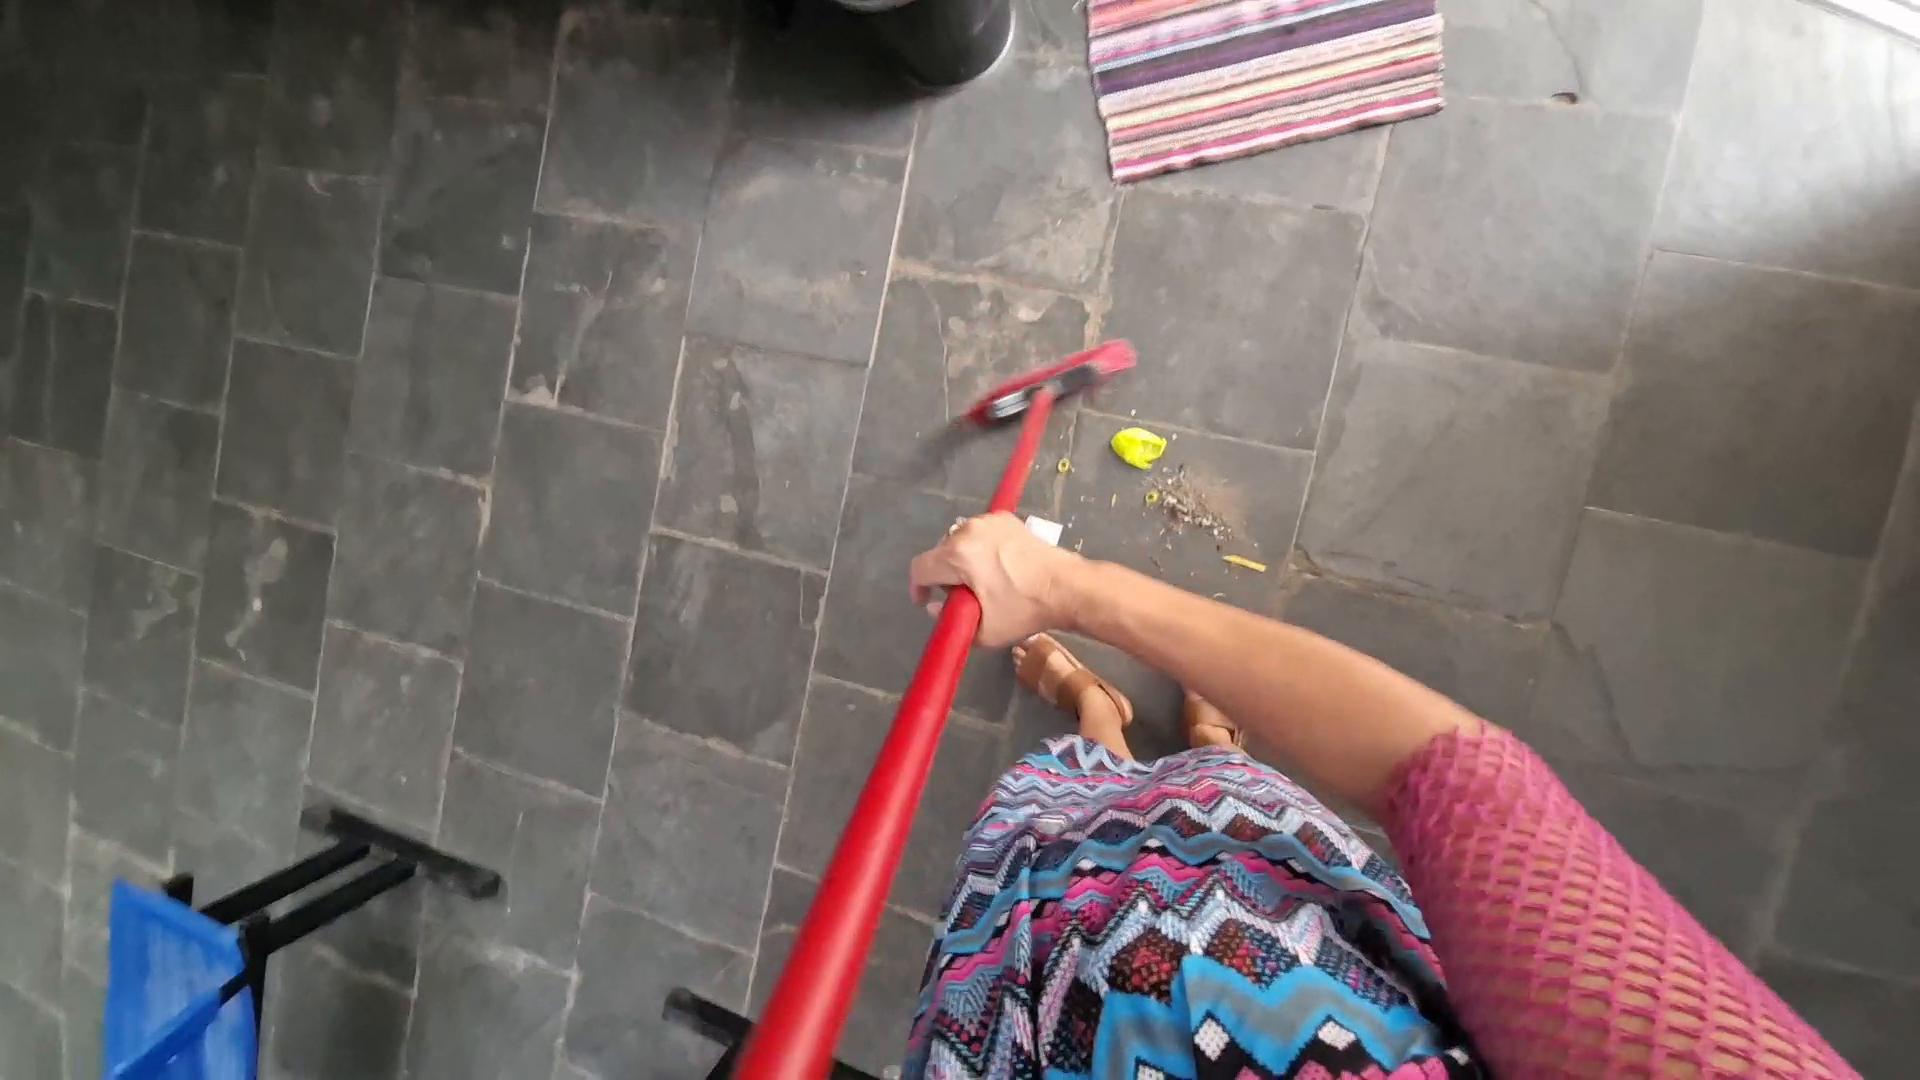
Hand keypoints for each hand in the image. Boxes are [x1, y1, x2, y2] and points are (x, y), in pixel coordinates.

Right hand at [908, 513, 1087, 646]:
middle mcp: (968, 530)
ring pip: (960, 541)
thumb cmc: (1023, 609)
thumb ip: (950, 621)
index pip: (921, 568)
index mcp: (957, 555)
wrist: (1066, 586)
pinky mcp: (1006, 519)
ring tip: (981, 582)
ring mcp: (988, 520)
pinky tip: (997, 566)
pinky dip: (981, 548)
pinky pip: (980, 533)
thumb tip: (938, 608)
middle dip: (944, 575)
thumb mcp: (983, 630)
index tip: (927, 603)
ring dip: (962, 560)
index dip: (918, 588)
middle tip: (961, 597)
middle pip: (941, 553)